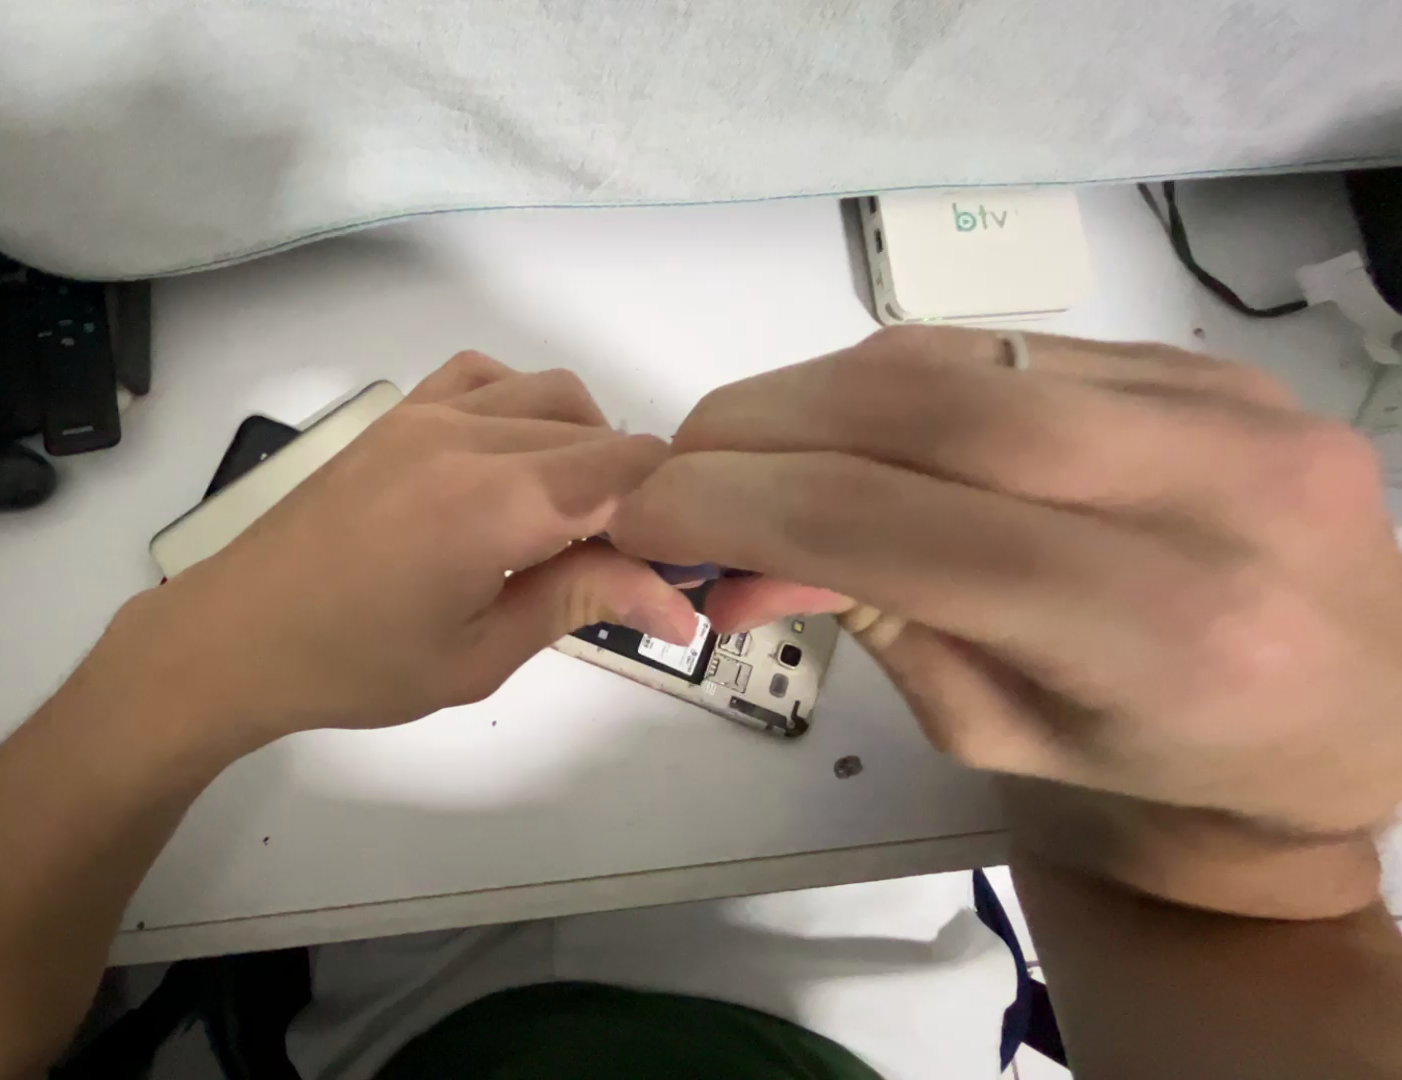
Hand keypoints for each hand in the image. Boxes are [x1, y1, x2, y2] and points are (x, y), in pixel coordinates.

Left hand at [119, 351, 697, 743]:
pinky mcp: (394, 414)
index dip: (666, 513)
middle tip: (617, 560)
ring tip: (566, 513)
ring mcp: (425, 412)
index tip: (663, 566)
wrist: (239, 635)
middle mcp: (468, 435)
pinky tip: (508, 457)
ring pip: (548, 393)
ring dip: (582, 442)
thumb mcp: (480, 655)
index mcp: (497, 502)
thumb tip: (674, 601)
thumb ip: (580, 603)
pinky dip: (519, 405)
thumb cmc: (357, 665)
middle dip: (630, 491)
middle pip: (597, 432)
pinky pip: (482, 376)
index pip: (630, 470)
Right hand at [608, 326, 1401, 916]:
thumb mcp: (971, 718)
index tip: (641, 514)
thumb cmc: (1131, 759)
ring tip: (735, 455)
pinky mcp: (1192, 362)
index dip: (734, 505)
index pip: (887, 524)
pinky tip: (828, 433)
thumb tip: (720, 560)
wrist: (1332, 718)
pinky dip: (864, 385)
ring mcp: (1215, 402)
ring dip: (793, 399)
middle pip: (911, 409)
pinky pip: (976, 347)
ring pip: (935, 358)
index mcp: (1156, 629)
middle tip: (669, 469)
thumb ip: (849, 611)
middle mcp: (1210, 488)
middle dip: (748, 430)